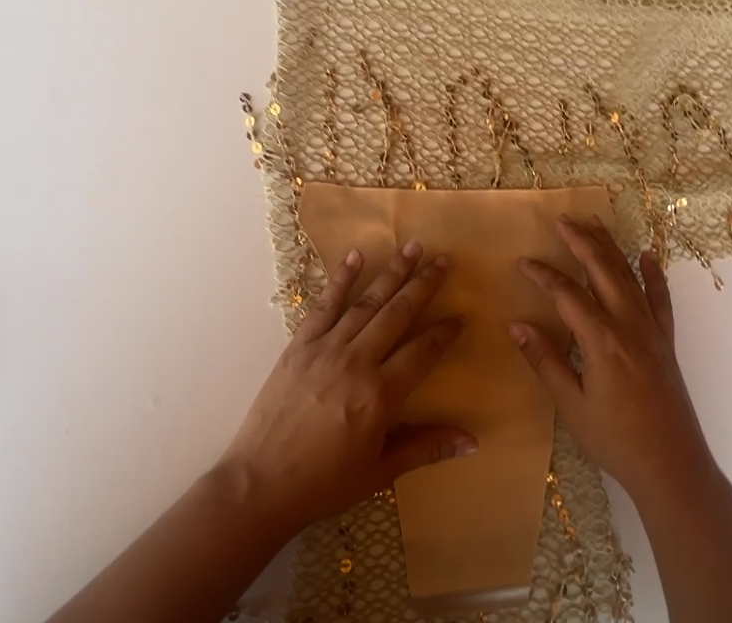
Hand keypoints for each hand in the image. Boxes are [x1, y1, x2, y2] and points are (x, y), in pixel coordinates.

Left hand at [216, 243, 473, 536]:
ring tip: (412, 248)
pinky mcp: (299, 346)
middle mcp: (356, 362)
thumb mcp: (380, 471)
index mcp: (381, 395)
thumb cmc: (324, 483)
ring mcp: (325, 349)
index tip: (461, 317)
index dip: (444, 334)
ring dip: (391, 273)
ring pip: (366, 302)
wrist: (260, 484)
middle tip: (443, 260)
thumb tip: (472, 442)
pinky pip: (324, 305)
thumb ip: (425, 447)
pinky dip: (340, 279)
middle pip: (398, 314)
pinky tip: (355, 256)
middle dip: (423, 285)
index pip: (423, 353)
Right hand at [510, 216, 717, 506]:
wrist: (672, 466)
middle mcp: (629, 326)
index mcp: (602, 341)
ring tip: (594, 223)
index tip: (523, 262)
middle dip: (581, 242)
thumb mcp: (572, 405)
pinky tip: (647, 255)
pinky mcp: (667, 342)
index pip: (567, 294)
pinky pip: (661, 299)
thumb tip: (516, 326)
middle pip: (603, 271)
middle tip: (561, 221)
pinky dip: (654, 274)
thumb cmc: (615, 440)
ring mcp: (652, 331)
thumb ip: (545, 361)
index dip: (544, 275)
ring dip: (610, 248)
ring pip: (629, 277)